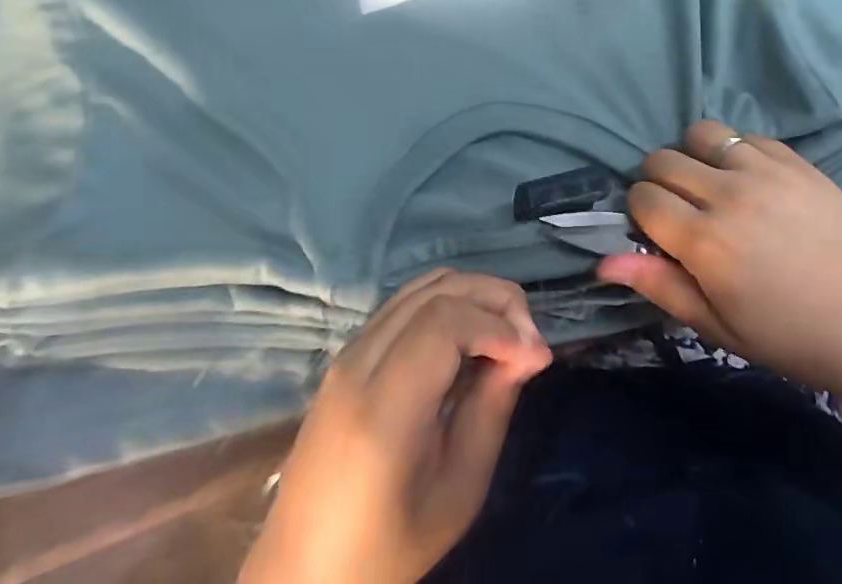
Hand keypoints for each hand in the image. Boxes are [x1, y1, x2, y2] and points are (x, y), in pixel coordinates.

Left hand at [238, 270, 551, 583]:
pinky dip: (448, 302)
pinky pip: (405, 303)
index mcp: (383, 408)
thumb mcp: (459, 489)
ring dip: (473, 295)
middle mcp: (358, 364)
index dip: (500, 324)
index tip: (536, 356)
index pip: (445, 321)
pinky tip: (470, 335)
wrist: (305, 568)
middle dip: (495, 299)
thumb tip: (530, 350)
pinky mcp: (347, 354)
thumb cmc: (389, 544)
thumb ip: (493, 408)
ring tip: (508, 332)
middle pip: (437, 290)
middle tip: (530, 339)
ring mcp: (347, 353)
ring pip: (421, 286)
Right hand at [597, 120, 841, 412]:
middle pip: (663, 159)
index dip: (640, 213)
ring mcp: (768, 171)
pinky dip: (735, 153)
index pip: (642, 197)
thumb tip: (601, 261)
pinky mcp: (798, 161)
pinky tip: (751, 184)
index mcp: (707, 242)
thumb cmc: (791, 339)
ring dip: (694, 157)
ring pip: (701, 133)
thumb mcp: (718, 326)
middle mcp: (731, 194)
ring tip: (712, 188)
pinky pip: (746, 136)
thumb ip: (659, 285)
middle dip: (659, 182)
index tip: (658, 233)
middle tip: (681, 212)